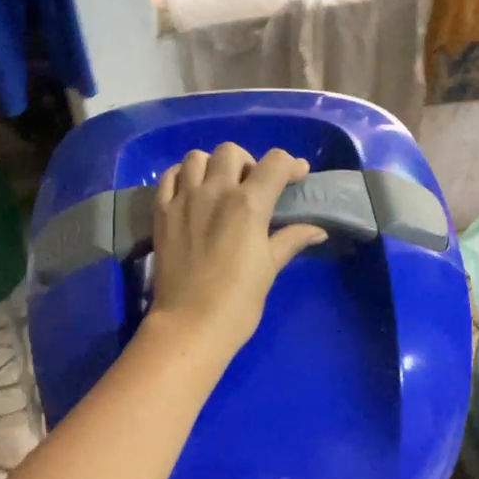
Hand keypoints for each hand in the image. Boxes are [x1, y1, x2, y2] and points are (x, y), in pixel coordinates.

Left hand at [146, 143, 326, 355]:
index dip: (290, 165)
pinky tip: (191, 192)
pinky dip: (182, 176)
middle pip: (232, 152)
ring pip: (197, 157)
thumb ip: (290, 240)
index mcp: (248, 205)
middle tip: (252, 188)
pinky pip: (169, 176)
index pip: (274, 163)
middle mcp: (215, 192)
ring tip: (219, 188)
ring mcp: (184, 200)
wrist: (190, 325)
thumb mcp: (269, 270)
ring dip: (212, 166)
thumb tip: (317, 229)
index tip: (296, 177)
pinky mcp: (162, 213)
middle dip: (248, 163)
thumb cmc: (237, 303)